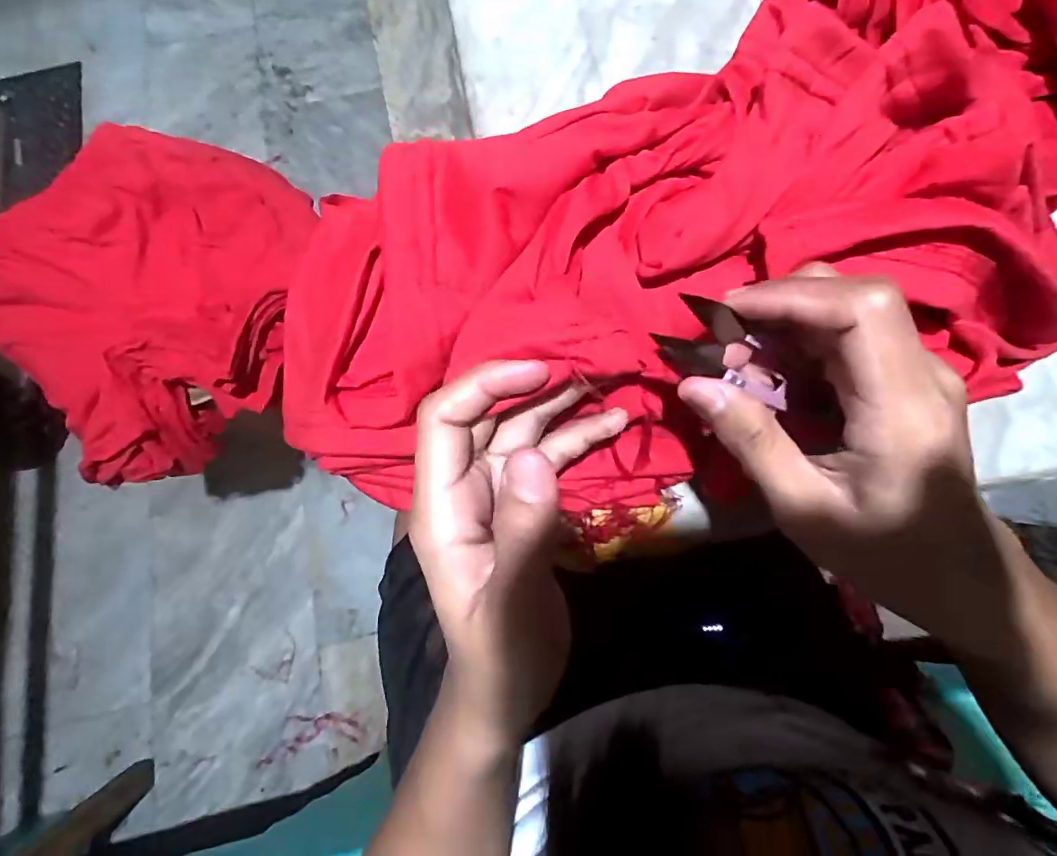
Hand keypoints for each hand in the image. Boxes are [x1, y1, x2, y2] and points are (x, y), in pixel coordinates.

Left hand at [412, 361, 626, 741]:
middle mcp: (466, 488)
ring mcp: (499, 494)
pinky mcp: (529, 505)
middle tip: (588, 365)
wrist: (511, 692)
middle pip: (490, 415)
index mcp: (442, 505)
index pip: (445, 419)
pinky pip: (552, 455)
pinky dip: (581, 436)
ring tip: (609, 381)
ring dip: (564, 405)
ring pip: (525, 430)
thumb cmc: (499, 656)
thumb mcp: (510, 604)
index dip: (485, 383)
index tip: (540, 369)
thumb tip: (537, 457)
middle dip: (535, 385)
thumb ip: (522, 533)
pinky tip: (615, 422)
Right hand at [676, 264, 1001, 634]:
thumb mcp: (804, 509)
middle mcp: (924, 373)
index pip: (860, 310)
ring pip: (854, 306)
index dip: (791, 296)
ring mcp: (924, 369)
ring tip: (742, 352)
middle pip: (857, 295)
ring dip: (791, 317)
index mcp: (903, 407)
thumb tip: (693, 384)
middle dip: (784, 300)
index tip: (728, 311)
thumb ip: (751, 441)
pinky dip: (807, 338)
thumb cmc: (883, 552)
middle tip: (728, 333)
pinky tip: (775, 369)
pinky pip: (856, 334)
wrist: (959, 573)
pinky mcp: (911, 375)